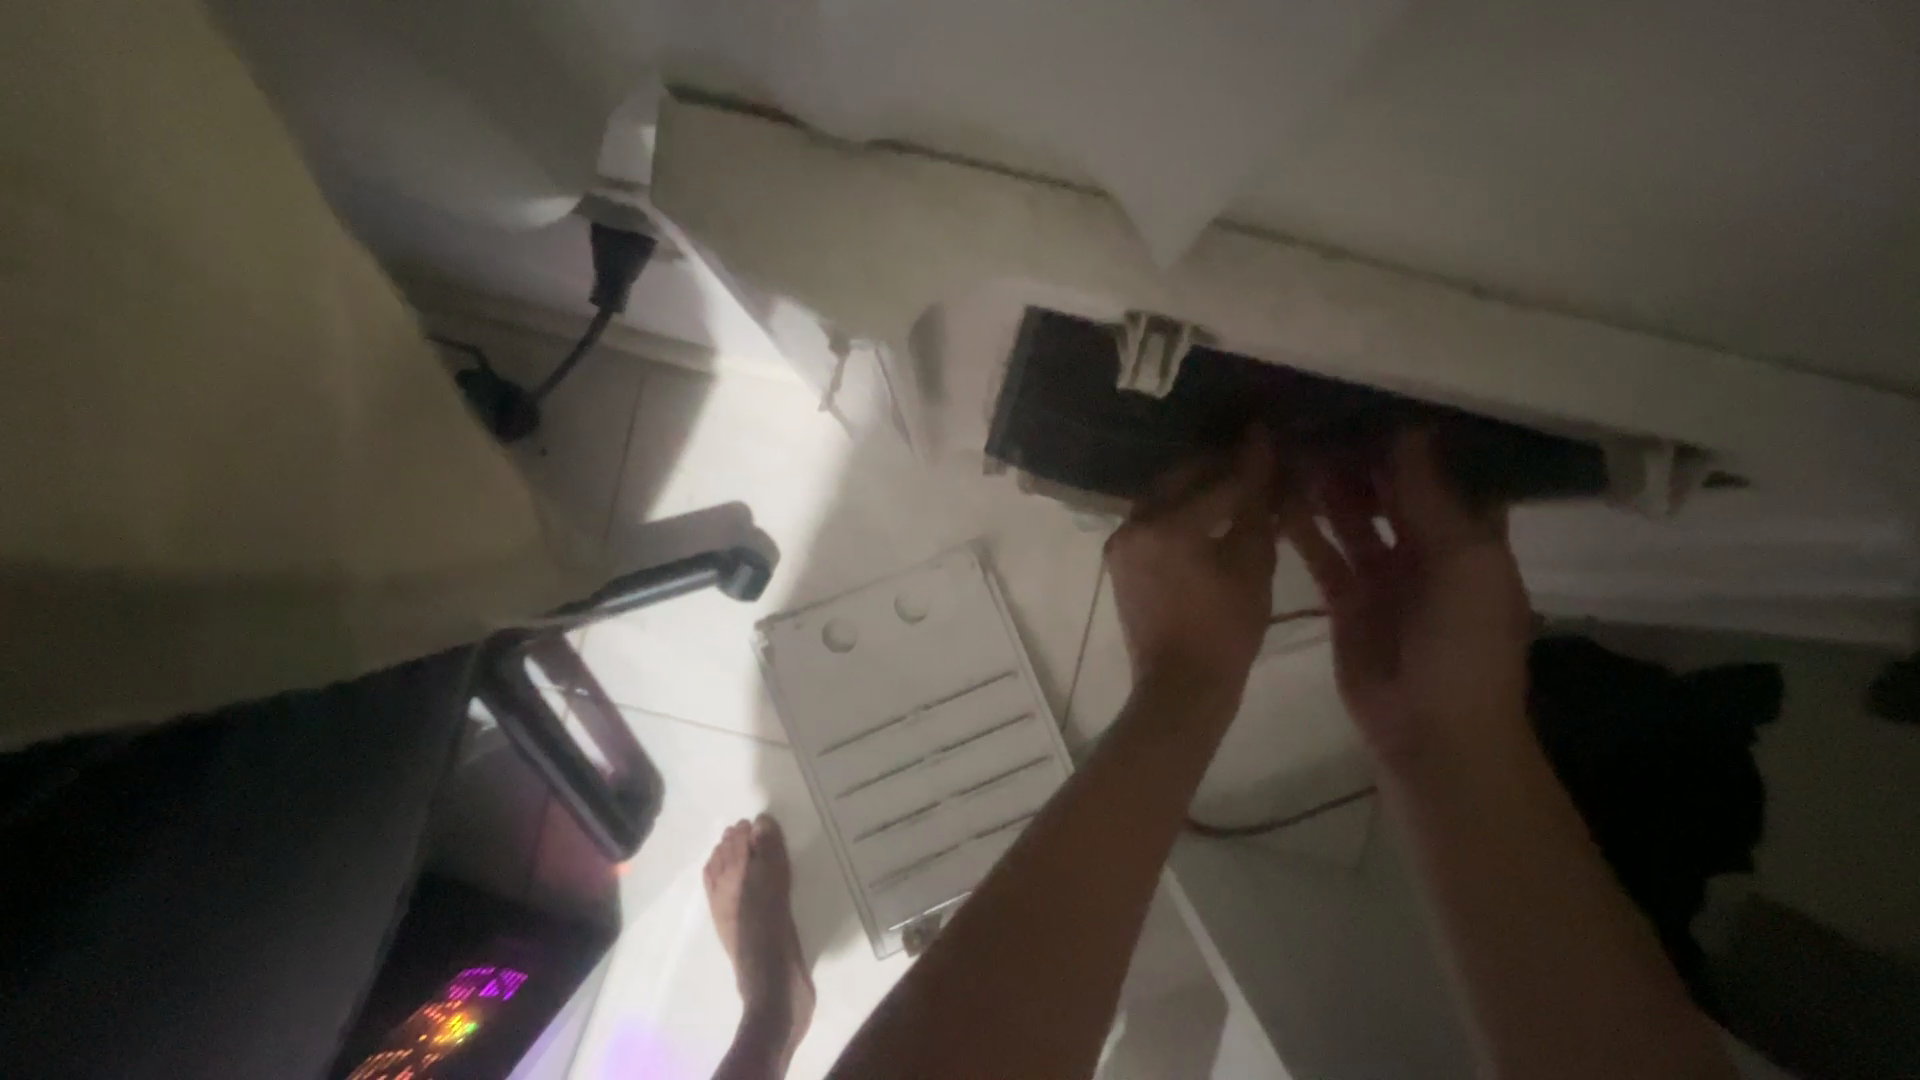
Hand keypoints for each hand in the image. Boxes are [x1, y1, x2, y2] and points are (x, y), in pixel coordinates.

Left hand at [1105, 431, 1278, 706]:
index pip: (1218, 481)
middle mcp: (1134, 524)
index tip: (1267, 433)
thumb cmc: (1226, 632)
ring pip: (1161, 497)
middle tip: (1251, 455)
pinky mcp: (1118, 559)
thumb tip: (1267, 464)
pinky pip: (1150, 520)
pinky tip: (1205, 510)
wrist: (1179, 686)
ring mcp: (1120, 542)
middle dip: (1216, 465)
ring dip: (1194, 485)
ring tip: (1232, 480)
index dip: (1249, 460)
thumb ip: (1257, 509)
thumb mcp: (1253, 566)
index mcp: (1167, 526)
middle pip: (1180, 479)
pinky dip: (1176, 510)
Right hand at [1285, 430, 1532, 768]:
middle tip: (1317, 415)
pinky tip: (1277, 496)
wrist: (1432, 728)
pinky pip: (1322, 552)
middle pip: (1391, 490)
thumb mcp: (1465, 563)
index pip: (1442, 472)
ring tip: (1290, 446)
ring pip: (1352, 517)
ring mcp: (1383, 573)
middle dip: (1360, 457)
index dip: (1412, 438)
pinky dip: (1303, 527)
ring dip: (1327, 486)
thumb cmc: (1465, 643)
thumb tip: (1409, 430)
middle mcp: (1426, 546)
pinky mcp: (1345, 597)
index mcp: (1471, 535)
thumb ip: (1432, 498)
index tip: (1374, 396)